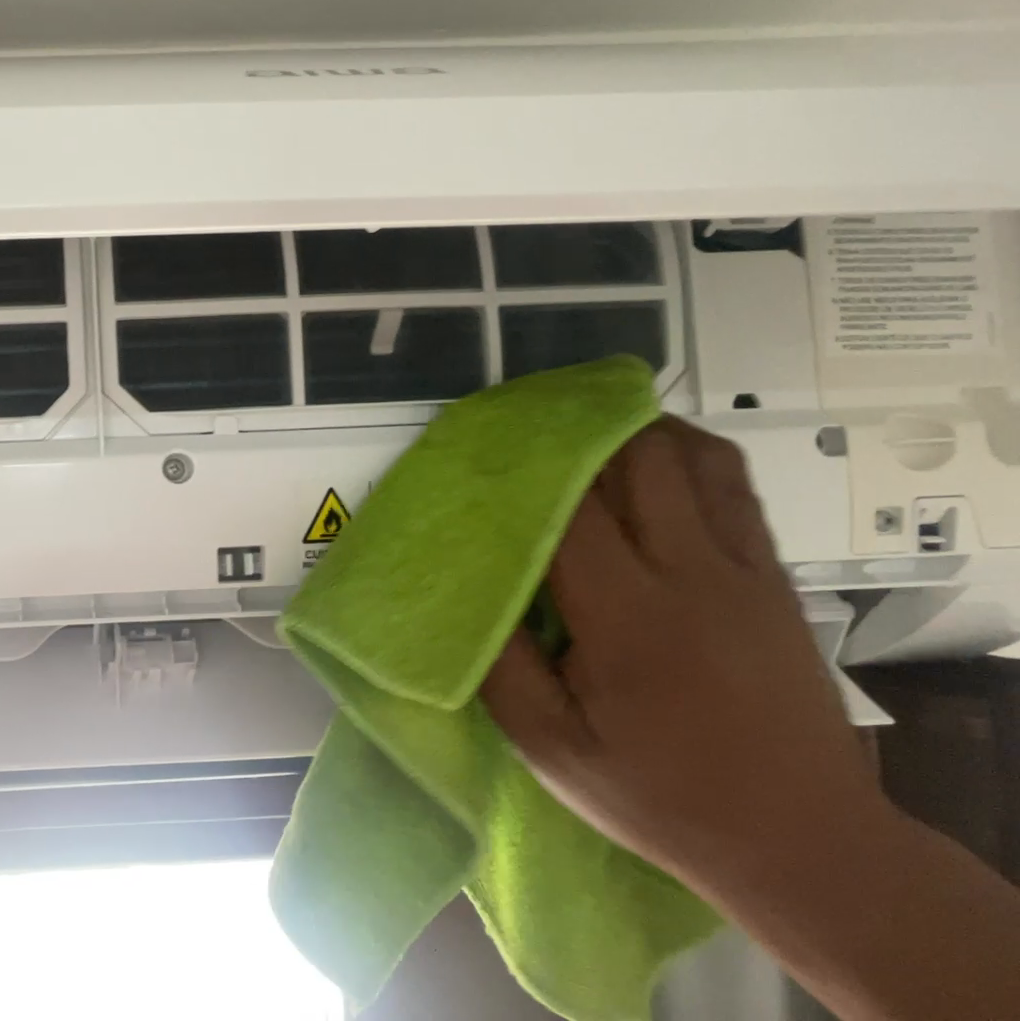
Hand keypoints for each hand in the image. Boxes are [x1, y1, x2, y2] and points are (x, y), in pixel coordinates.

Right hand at [478, 418, 890, 893]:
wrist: (798, 837)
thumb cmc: (656, 794)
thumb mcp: (551, 747)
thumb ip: (500, 664)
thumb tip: (465, 591)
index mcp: (628, 620)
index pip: (572, 512)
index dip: (524, 468)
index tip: (478, 445)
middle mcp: (694, 577)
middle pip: (640, 461)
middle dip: (579, 431)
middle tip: (523, 427)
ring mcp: (745, 571)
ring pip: (696, 459)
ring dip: (638, 431)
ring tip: (583, 428)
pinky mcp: (773, 578)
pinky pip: (732, 487)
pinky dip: (686, 455)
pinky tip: (648, 456)